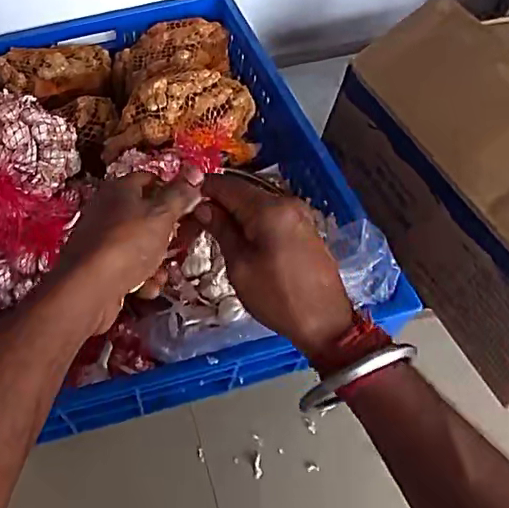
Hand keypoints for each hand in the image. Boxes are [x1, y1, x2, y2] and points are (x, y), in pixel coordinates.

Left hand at [44, 168, 203, 333]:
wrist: (90, 287)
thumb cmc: (128, 243)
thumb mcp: (161, 215)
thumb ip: (179, 195)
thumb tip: (193, 174)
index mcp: (119, 190)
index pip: (149, 179)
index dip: (171, 190)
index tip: (190, 205)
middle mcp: (106, 212)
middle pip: (145, 216)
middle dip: (166, 233)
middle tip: (180, 242)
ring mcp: (101, 242)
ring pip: (140, 247)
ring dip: (156, 262)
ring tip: (162, 271)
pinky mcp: (100, 269)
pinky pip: (129, 269)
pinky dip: (141, 279)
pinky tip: (146, 287)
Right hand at [193, 174, 355, 356]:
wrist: (326, 322)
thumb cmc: (277, 297)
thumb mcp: (240, 266)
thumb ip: (221, 230)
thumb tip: (202, 207)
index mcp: (269, 209)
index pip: (226, 185)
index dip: (201, 190)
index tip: (181, 204)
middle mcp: (286, 202)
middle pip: (242, 192)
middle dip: (216, 203)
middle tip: (193, 223)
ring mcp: (298, 214)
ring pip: (255, 203)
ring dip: (233, 213)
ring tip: (213, 233)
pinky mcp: (304, 228)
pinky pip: (270, 215)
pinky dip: (251, 221)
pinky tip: (239, 239)